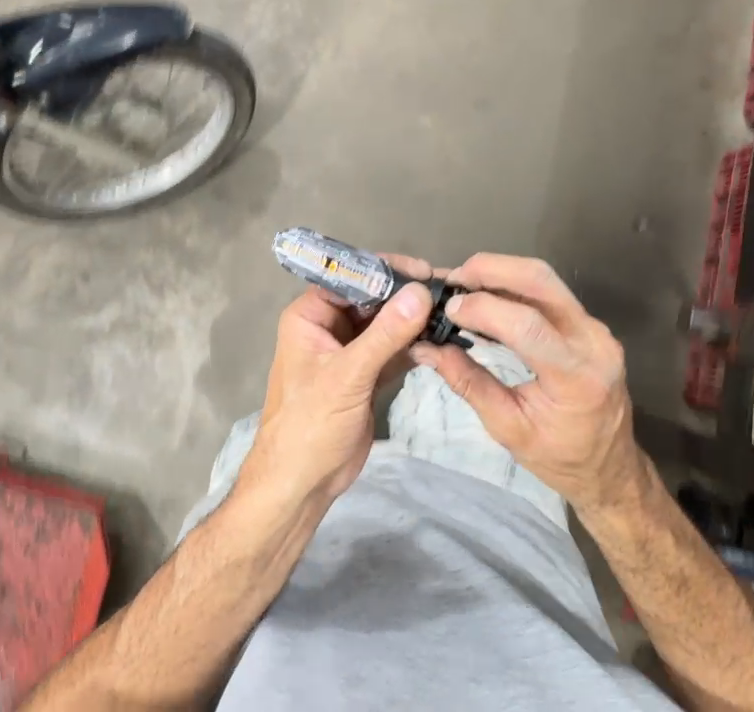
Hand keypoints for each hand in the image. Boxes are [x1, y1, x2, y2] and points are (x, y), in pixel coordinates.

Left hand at [237, 279, 433, 510]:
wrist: (302, 483)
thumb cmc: (310, 424)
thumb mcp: (348, 375)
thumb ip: (385, 334)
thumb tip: (420, 292)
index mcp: (309, 317)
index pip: (349, 278)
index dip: (385, 270)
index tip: (424, 270)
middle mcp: (327, 328)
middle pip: (371, 299)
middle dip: (404, 295)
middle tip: (446, 291)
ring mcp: (348, 353)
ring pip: (385, 325)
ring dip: (413, 320)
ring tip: (451, 312)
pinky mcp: (366, 377)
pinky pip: (393, 351)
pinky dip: (414, 346)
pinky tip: (442, 339)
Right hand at [412, 254, 645, 513]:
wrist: (610, 468)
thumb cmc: (560, 457)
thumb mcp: (508, 428)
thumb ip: (468, 383)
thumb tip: (426, 348)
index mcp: (576, 376)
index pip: (527, 325)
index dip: (483, 309)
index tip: (447, 309)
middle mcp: (592, 341)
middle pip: (541, 280)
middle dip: (491, 270)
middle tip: (451, 279)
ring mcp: (595, 328)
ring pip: (546, 279)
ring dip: (500, 273)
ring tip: (463, 286)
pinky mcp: (589, 325)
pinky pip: (550, 292)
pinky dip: (514, 287)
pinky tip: (487, 298)